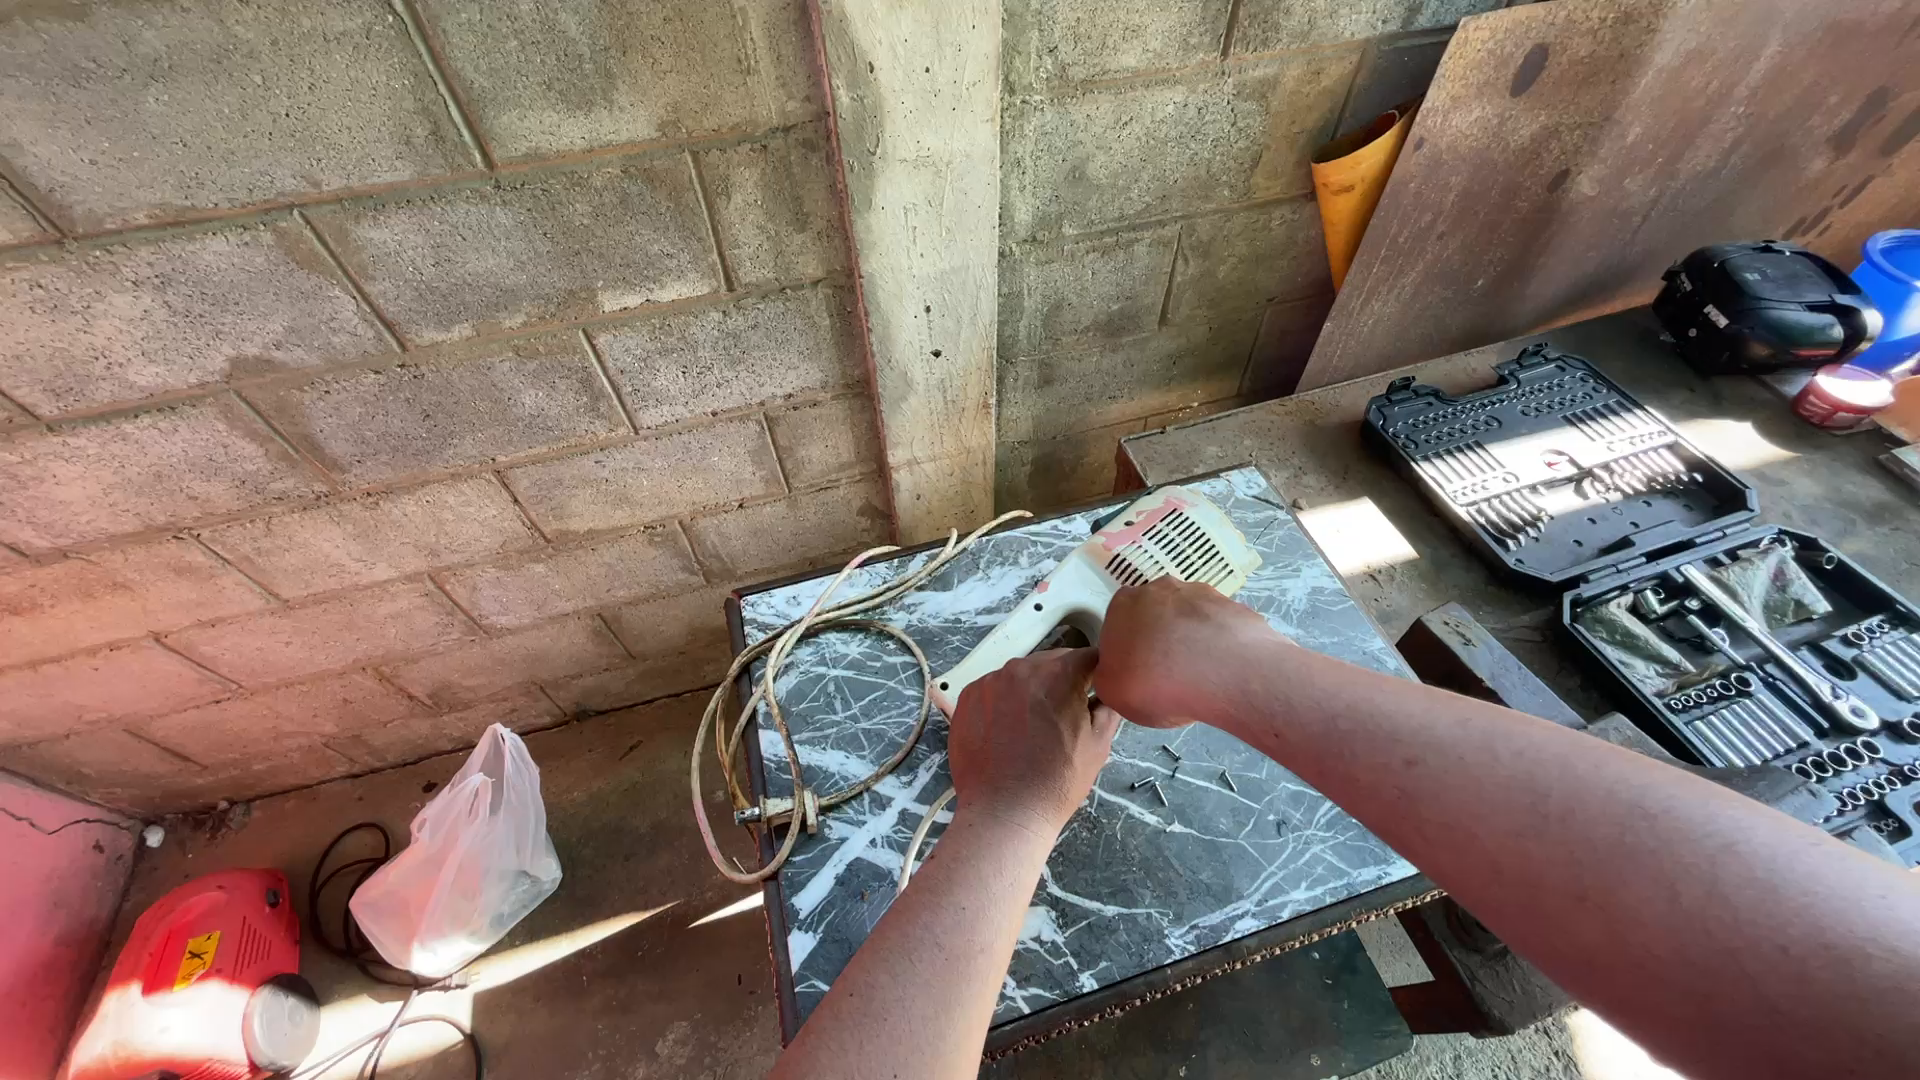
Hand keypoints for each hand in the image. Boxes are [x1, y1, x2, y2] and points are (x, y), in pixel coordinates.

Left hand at [947, 648, 1119, 837]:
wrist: (1004, 811)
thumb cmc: (1056, 781)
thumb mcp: (1098, 744)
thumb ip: (1108, 706)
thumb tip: (1107, 691)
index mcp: (1059, 674)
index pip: (1088, 656)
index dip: (1097, 673)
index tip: (1096, 688)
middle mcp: (1022, 668)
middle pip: (1052, 661)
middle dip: (1063, 680)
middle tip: (1065, 714)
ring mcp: (991, 681)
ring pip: (1021, 674)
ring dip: (1032, 690)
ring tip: (1034, 726)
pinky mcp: (968, 696)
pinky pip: (994, 688)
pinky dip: (1004, 700)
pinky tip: (1008, 730)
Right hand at [1093, 577, 1290, 729]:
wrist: (1221, 673)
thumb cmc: (1154, 682)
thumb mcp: (1111, 692)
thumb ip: (1108, 677)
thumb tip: (1117, 675)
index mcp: (1122, 604)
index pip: (1119, 624)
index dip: (1127, 650)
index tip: (1137, 673)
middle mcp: (1158, 589)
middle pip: (1155, 615)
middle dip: (1160, 640)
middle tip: (1168, 674)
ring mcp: (1200, 593)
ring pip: (1190, 618)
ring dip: (1192, 639)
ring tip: (1200, 674)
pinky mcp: (1233, 605)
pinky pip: (1220, 626)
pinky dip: (1220, 643)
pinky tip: (1223, 669)